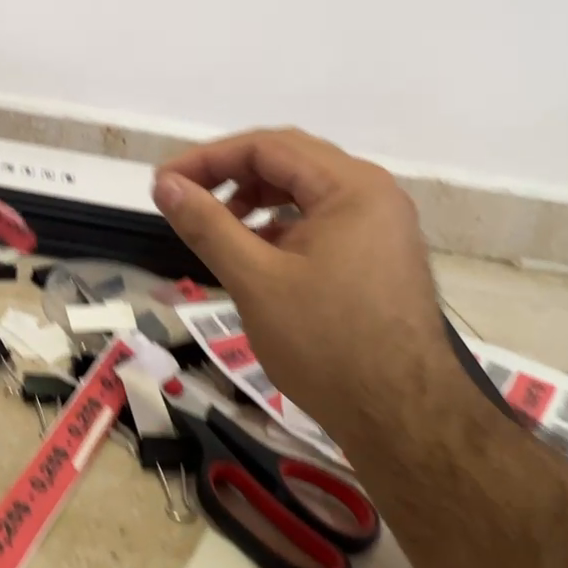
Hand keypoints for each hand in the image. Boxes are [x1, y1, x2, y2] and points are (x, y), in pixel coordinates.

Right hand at [152, 129, 442, 400]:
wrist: (403, 419)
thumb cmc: (326, 344)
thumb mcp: (255, 280)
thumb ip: (207, 225)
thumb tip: (165, 184)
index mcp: (351, 187)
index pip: (267, 147)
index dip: (208, 159)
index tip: (163, 184)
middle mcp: (373, 194)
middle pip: (289, 161)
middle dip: (230, 174)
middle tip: (184, 198)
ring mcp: (381, 226)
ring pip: (305, 191)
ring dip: (255, 199)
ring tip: (217, 228)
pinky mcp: (379, 256)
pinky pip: (322, 220)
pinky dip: (281, 226)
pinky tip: (256, 254)